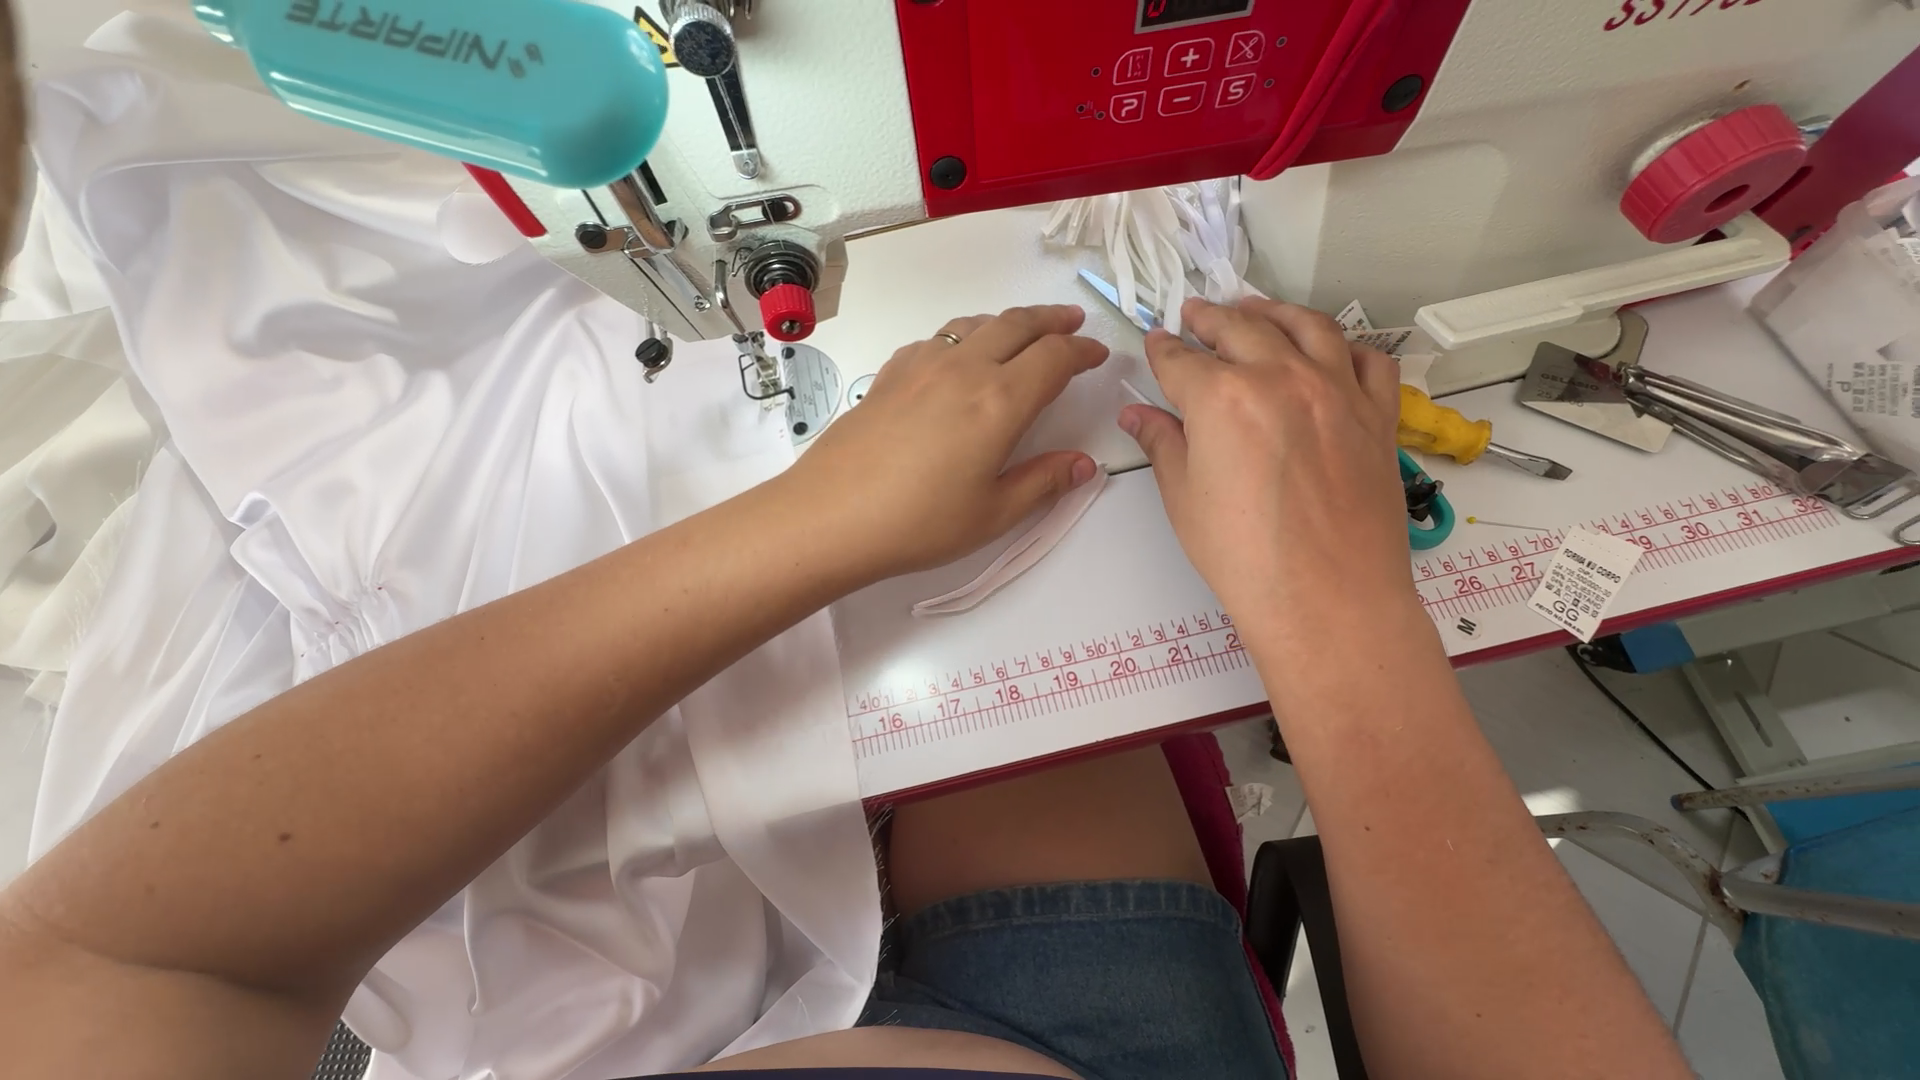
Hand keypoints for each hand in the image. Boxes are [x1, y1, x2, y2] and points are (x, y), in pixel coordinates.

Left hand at [786, 304, 1107, 582]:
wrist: (831, 516)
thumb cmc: (918, 523)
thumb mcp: (992, 514)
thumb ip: (1042, 482)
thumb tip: (1083, 465)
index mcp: (1000, 401)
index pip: (1054, 359)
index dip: (1082, 353)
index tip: (1098, 356)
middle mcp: (964, 369)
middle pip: (1017, 325)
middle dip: (1051, 320)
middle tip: (1072, 324)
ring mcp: (921, 366)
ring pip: (974, 324)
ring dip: (1007, 321)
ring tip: (1022, 332)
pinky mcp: (889, 376)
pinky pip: (935, 339)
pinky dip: (961, 336)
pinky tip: (956, 356)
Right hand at [1120, 296, 1411, 646]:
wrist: (1327, 598)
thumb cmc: (1242, 556)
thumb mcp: (1184, 498)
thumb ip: (1162, 444)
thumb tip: (1138, 415)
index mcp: (1222, 397)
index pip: (1181, 360)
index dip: (1162, 351)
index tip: (1155, 344)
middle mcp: (1280, 377)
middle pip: (1240, 328)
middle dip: (1210, 318)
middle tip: (1195, 314)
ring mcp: (1336, 390)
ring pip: (1306, 326)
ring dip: (1273, 311)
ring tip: (1255, 309)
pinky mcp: (1377, 414)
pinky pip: (1367, 360)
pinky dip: (1343, 347)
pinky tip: (1328, 352)